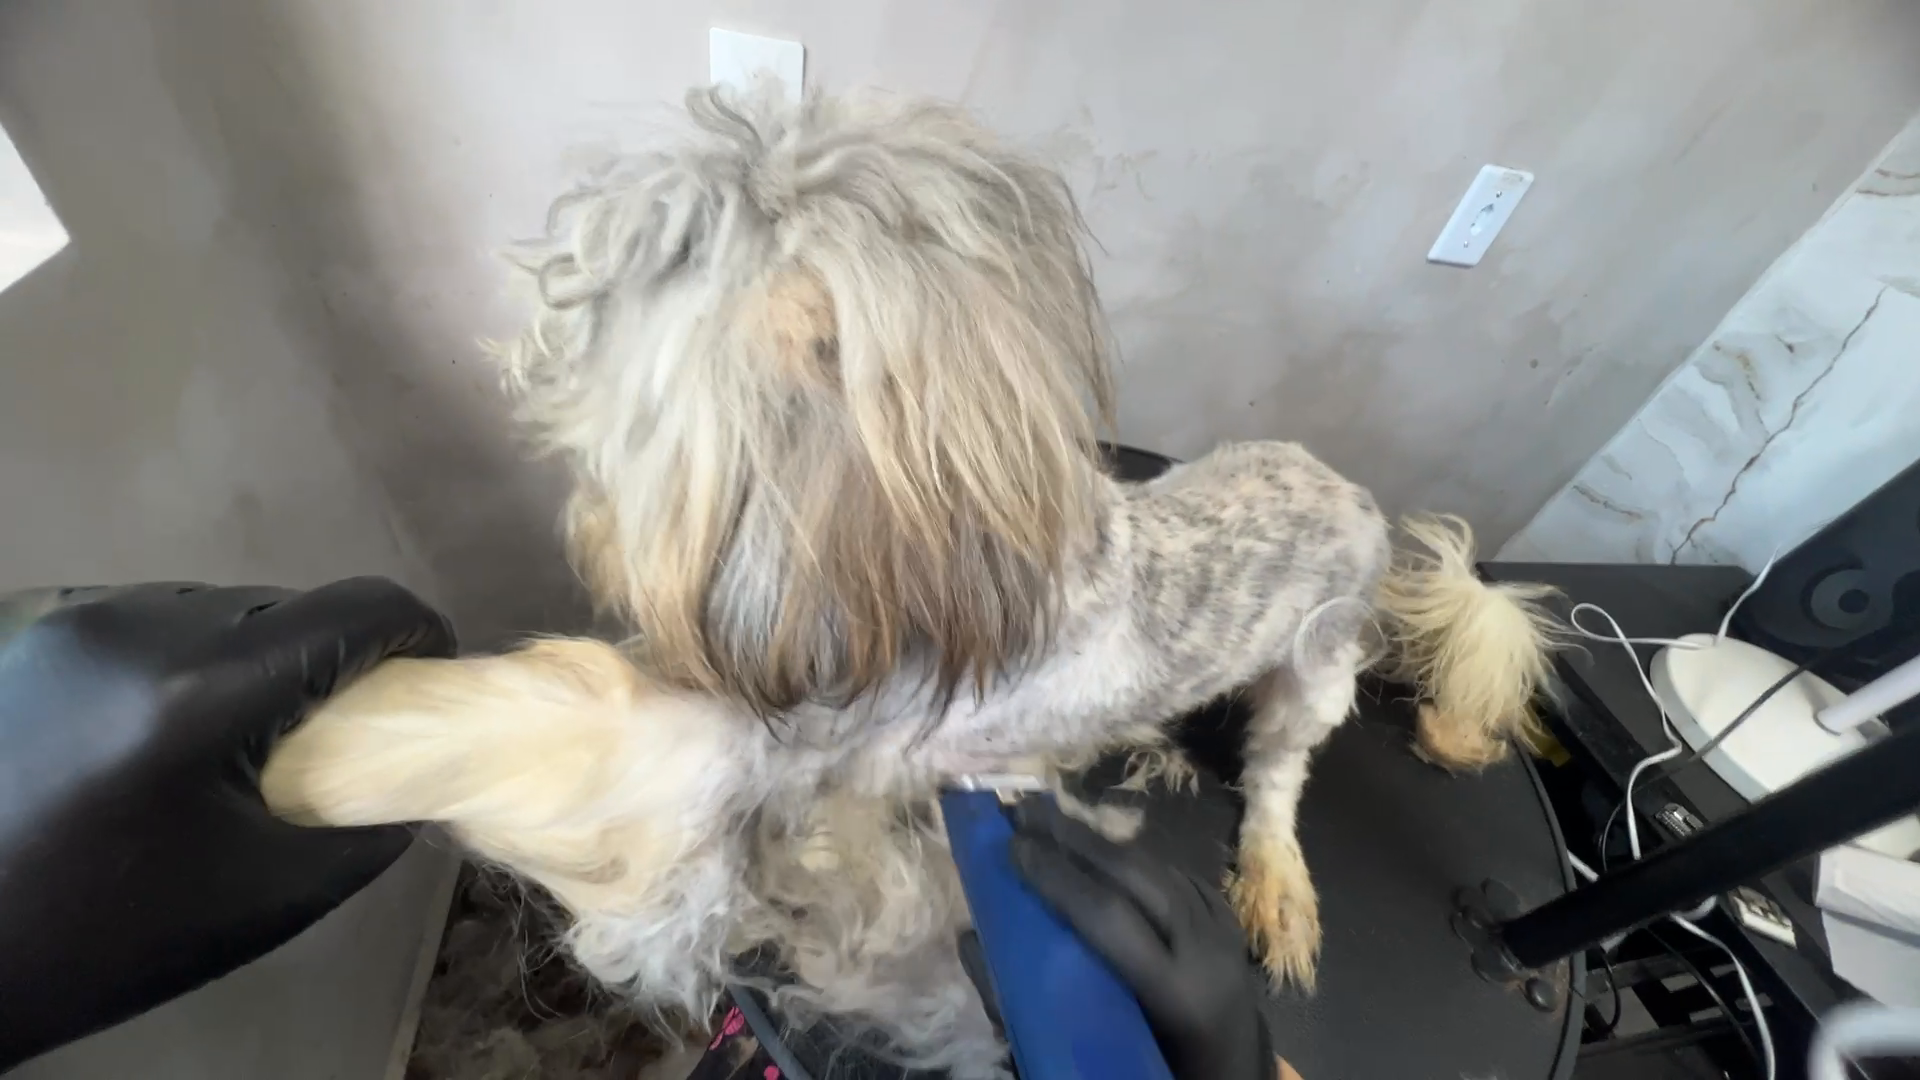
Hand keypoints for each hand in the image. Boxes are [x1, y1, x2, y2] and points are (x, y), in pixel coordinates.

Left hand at [0, 579, 454, 1068]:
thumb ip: (377, 812)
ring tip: (246, 721)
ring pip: (232, 604)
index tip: (427, 674)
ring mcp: (65, 624)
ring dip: (267, 650)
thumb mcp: (279, 889)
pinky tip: (168, 714)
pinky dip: (198, 651)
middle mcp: (132, 630)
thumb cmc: (107, 934)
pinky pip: (162, 616)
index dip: (418, 633)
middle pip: (300, 603)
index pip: (362, 608)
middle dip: (338, 653)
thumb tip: (422, 762)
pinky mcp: (25, 633)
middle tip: (332, 721)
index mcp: (201, 689)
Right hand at [1009, 800, 1278, 1079]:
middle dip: (1071, 837)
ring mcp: (1221, 925)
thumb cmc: (1150, 1071)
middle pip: (1132, 873)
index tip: (1011, 846)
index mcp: (1179, 994)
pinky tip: (1093, 846)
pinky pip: (1167, 870)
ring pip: (1150, 863)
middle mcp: (1206, 948)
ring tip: (1048, 820)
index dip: (1057, 876)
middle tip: (1021, 813)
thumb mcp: (1089, 1056)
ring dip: (1095, 839)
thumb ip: (1026, 1007)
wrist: (1233, 1078)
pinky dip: (1125, 855)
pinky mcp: (1225, 914)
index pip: (1109, 915)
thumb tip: (971, 940)